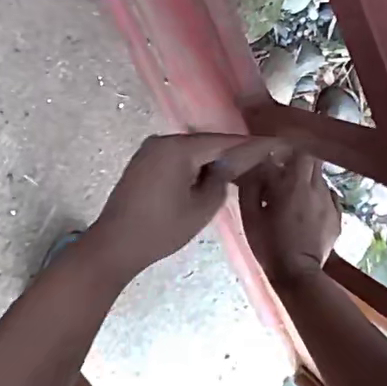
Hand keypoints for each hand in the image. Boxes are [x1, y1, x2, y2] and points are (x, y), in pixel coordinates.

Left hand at [86, 134, 283, 274]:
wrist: (114, 245)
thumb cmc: (161, 230)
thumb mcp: (202, 208)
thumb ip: (222, 180)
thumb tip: (231, 165)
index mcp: (178, 148)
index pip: (222, 141)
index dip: (249, 145)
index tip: (272, 144)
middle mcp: (162, 140)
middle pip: (205, 142)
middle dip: (230, 152)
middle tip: (258, 160)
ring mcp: (149, 150)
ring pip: (190, 150)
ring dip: (211, 159)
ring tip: (237, 171)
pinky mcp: (142, 162)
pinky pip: (176, 157)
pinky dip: (193, 165)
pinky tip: (208, 176)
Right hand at [236, 152, 341, 285]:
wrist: (298, 275)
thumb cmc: (268, 244)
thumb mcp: (250, 216)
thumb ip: (251, 187)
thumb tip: (256, 167)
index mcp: (293, 185)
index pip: (295, 152)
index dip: (285, 151)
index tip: (274, 156)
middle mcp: (316, 188)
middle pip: (313, 159)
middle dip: (300, 161)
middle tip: (285, 172)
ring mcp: (330, 203)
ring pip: (320, 178)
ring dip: (308, 179)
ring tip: (295, 195)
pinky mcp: (337, 218)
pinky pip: (329, 197)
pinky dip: (319, 197)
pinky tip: (308, 209)